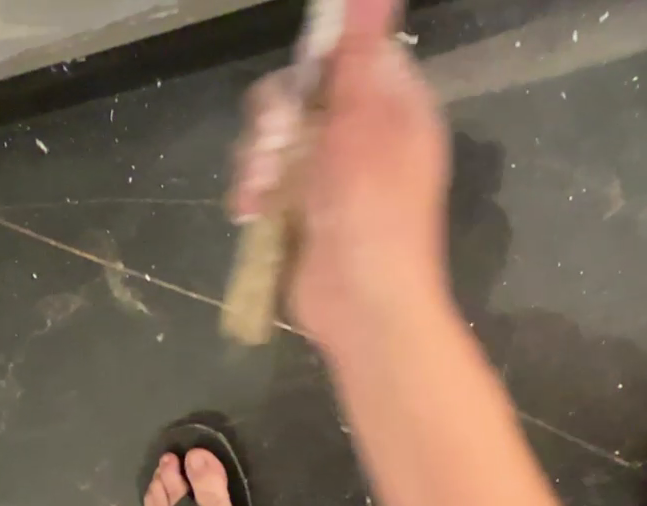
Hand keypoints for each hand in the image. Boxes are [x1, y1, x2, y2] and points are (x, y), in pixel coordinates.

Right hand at [227, 0, 453, 356]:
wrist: (365, 309)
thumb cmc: (376, 219)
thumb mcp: (367, 127)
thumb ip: (358, 57)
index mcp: (393, 110)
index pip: (350, 55)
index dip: (318, 63)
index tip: (302, 88)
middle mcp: (361, 137)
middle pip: (299, 93)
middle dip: (275, 118)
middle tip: (275, 145)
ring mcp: (327, 177)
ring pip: (273, 137)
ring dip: (257, 160)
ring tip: (261, 193)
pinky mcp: (299, 212)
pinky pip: (265, 179)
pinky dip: (253, 191)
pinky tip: (252, 210)